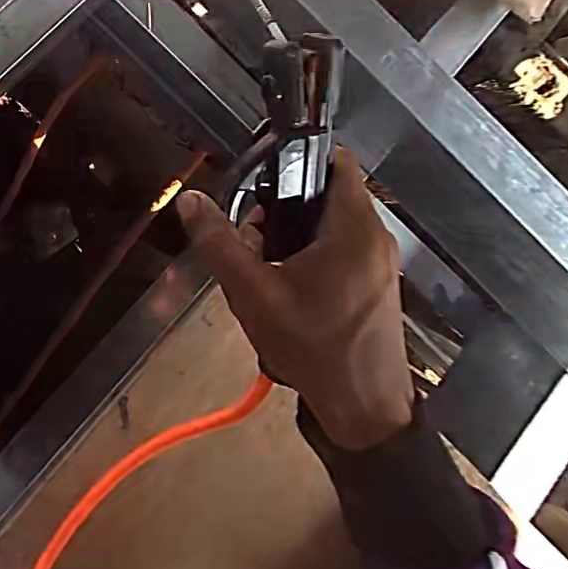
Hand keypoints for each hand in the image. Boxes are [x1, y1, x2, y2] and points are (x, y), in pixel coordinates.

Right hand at [176, 148, 413, 450]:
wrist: (364, 411)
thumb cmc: (312, 346)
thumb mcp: (253, 293)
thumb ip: (219, 242)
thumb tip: (190, 199)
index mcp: (353, 229)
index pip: (334, 160)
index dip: (294, 157)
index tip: (257, 179)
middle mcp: (373, 237)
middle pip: (320, 193)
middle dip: (278, 207)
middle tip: (250, 240)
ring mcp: (377, 261)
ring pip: (324, 222)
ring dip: (287, 234)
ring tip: (260, 269)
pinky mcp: (372, 282)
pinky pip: (334, 246)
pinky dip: (304, 253)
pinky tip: (281, 286)